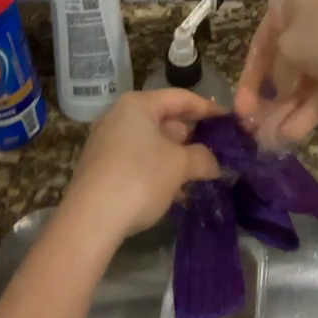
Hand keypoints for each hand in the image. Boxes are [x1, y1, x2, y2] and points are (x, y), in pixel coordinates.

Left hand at [63, 89, 223, 241]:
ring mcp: (106, 141)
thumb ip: (203, 158)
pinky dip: (157, 169)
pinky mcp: (100, 166)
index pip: (180, 98)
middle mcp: (119, 115)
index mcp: (138, 104)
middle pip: (164, 120)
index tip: (228, 121)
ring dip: (175, 158)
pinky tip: (173, 192)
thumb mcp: (179, 166)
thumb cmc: (139, 178)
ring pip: (150, 143)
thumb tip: (215, 162)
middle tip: (214, 153)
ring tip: (198, 176)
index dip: (207, 108)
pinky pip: (137, 159)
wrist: (90, 220)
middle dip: (190, 137)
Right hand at [235, 0, 317, 145]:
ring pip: (304, 82)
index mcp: (290, 4)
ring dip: (287, 110)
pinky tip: (292, 134)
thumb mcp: (291, 47)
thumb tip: (282, 88)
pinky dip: (308, 110)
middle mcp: (309, 21)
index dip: (250, 78)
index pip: (261, 43)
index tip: (241, 109)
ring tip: (271, 141)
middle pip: (283, 65)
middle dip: (269, 99)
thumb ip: (279, 72)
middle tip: (255, 129)